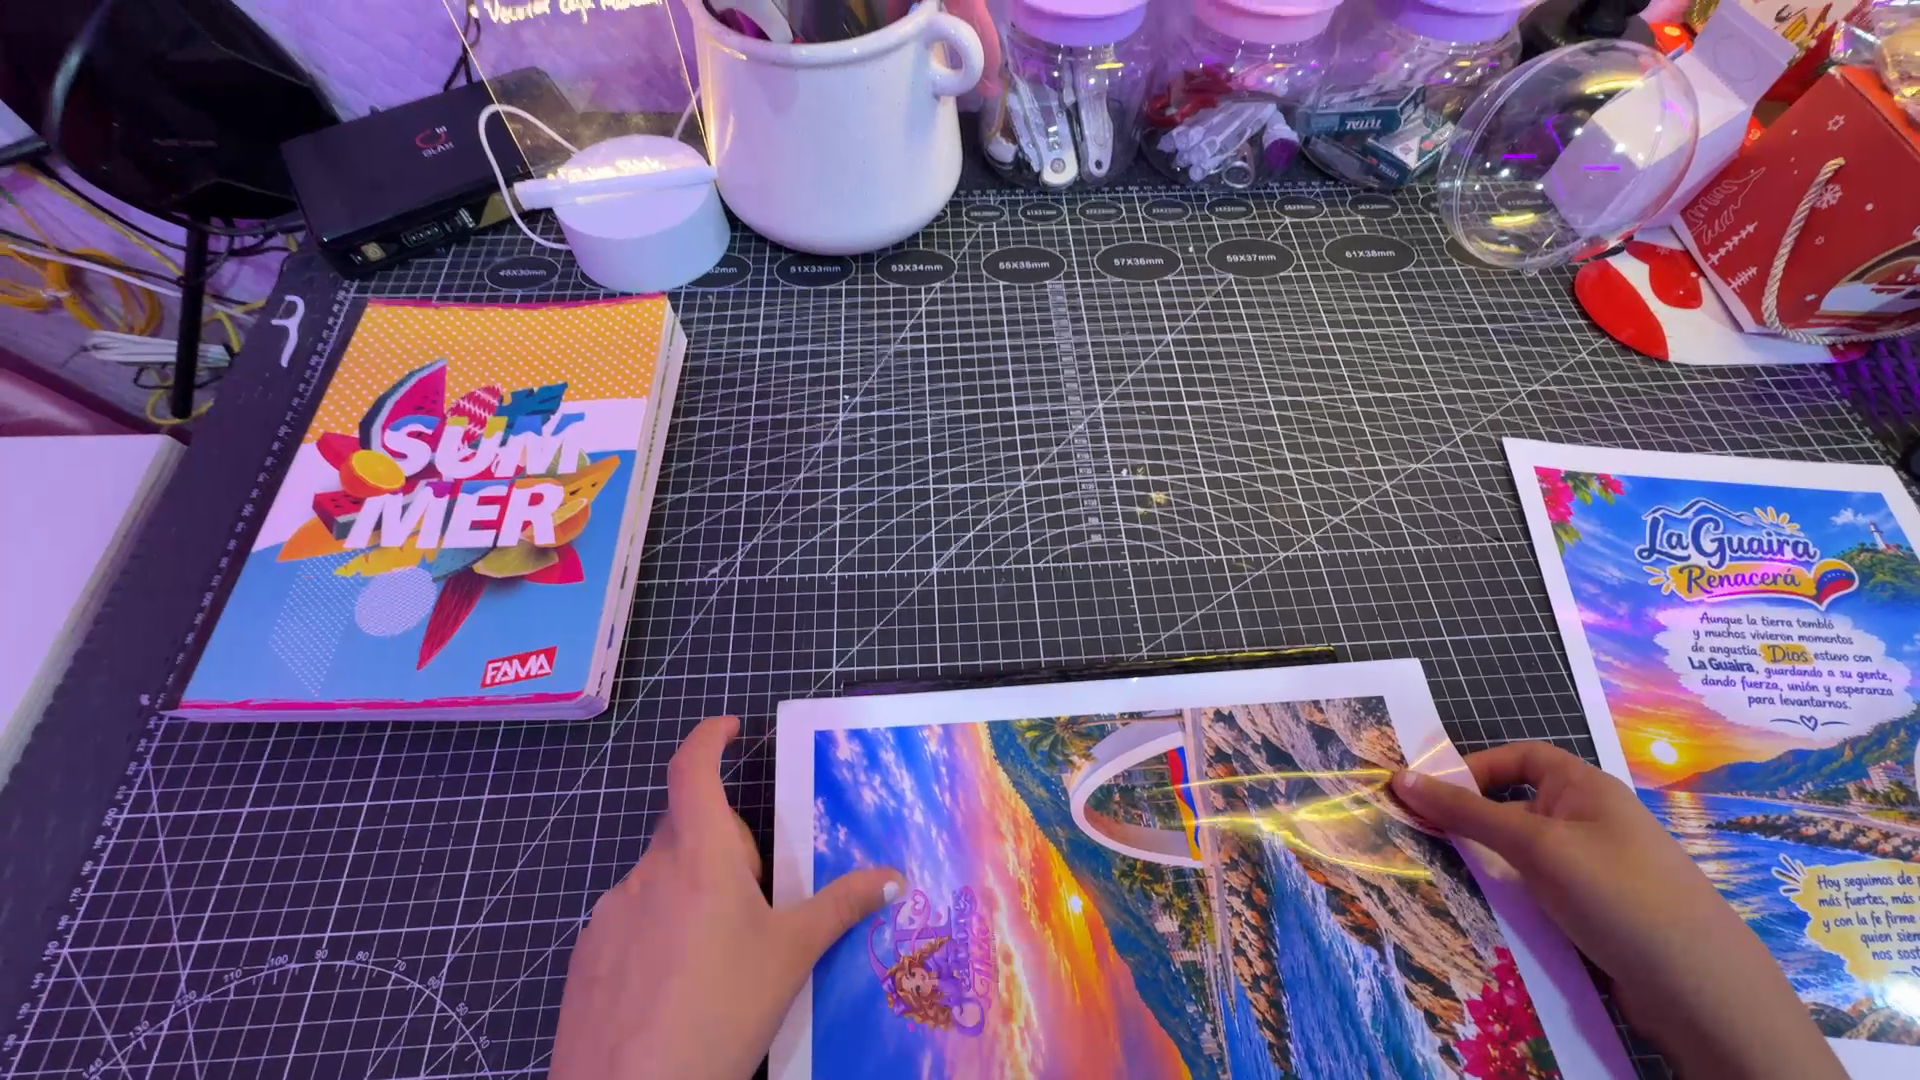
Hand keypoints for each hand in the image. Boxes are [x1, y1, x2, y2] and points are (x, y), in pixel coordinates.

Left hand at [551, 716, 901, 1079]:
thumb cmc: (721, 1013)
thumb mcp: (792, 956)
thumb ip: (842, 905)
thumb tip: (893, 875)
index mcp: (697, 856)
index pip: (692, 767)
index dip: (709, 737)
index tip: (731, 729)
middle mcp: (647, 871)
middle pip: (689, 827)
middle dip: (725, 844)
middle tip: (758, 894)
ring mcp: (609, 914)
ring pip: (662, 876)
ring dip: (693, 890)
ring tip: (720, 955)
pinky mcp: (587, 956)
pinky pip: (633, 917)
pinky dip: (661, 928)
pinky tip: (678, 987)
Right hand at [1391, 742, 1844, 1079]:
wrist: (1705, 995)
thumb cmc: (1617, 895)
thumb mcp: (1533, 845)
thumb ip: (1465, 811)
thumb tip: (1397, 777)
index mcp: (1586, 788)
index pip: (1519, 756)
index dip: (1473, 767)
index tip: (1432, 793)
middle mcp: (1591, 819)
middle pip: (1515, 801)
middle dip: (1470, 814)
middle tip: (1424, 831)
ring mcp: (1595, 865)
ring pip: (1522, 847)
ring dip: (1486, 855)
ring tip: (1448, 869)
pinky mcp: (1595, 907)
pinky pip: (1537, 883)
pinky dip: (1509, 887)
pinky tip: (1489, 904)